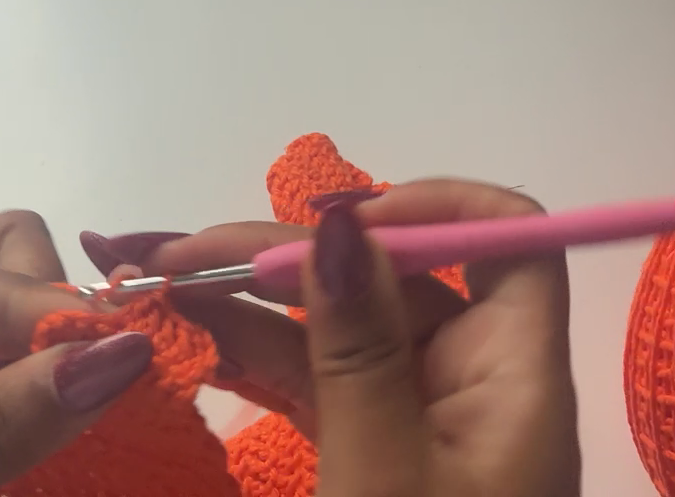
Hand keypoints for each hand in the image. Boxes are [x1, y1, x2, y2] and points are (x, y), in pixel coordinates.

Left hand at [0, 211, 153, 496]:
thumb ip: (1, 422)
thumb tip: (131, 348)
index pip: (2, 275)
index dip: (70, 318)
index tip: (141, 364)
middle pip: (7, 264)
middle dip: (51, 319)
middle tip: (62, 399)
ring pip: (2, 313)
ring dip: (39, 356)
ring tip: (34, 425)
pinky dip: (16, 392)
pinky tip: (14, 439)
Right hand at [93, 182, 581, 496]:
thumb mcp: (380, 483)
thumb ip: (358, 347)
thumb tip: (341, 221)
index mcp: (514, 376)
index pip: (510, 240)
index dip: (440, 205)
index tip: (345, 218)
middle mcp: (474, 379)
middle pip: (398, 274)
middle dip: (296, 254)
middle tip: (185, 250)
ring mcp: (418, 413)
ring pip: (344, 322)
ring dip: (255, 298)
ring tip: (160, 276)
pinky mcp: (372, 443)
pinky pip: (318, 375)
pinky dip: (257, 352)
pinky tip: (193, 330)